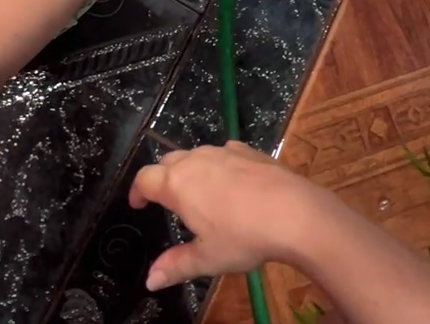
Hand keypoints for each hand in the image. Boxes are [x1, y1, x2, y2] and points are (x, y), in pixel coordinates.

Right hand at [127, 142, 329, 288]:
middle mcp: (195, 160)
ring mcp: (221, 151)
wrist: (292, 211)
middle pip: (167, 162)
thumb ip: (176, 266)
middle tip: (165, 201)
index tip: (137, 204)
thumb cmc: (243, 236)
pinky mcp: (245, 149)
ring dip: (188, 170)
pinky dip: (216, 165)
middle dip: (161, 178)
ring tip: (197, 194)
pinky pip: (221, 153)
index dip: (137, 190)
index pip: (145, 178)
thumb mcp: (207, 258)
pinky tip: (230, 184)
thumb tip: (150, 280)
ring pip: (194, 154)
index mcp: (178, 185)